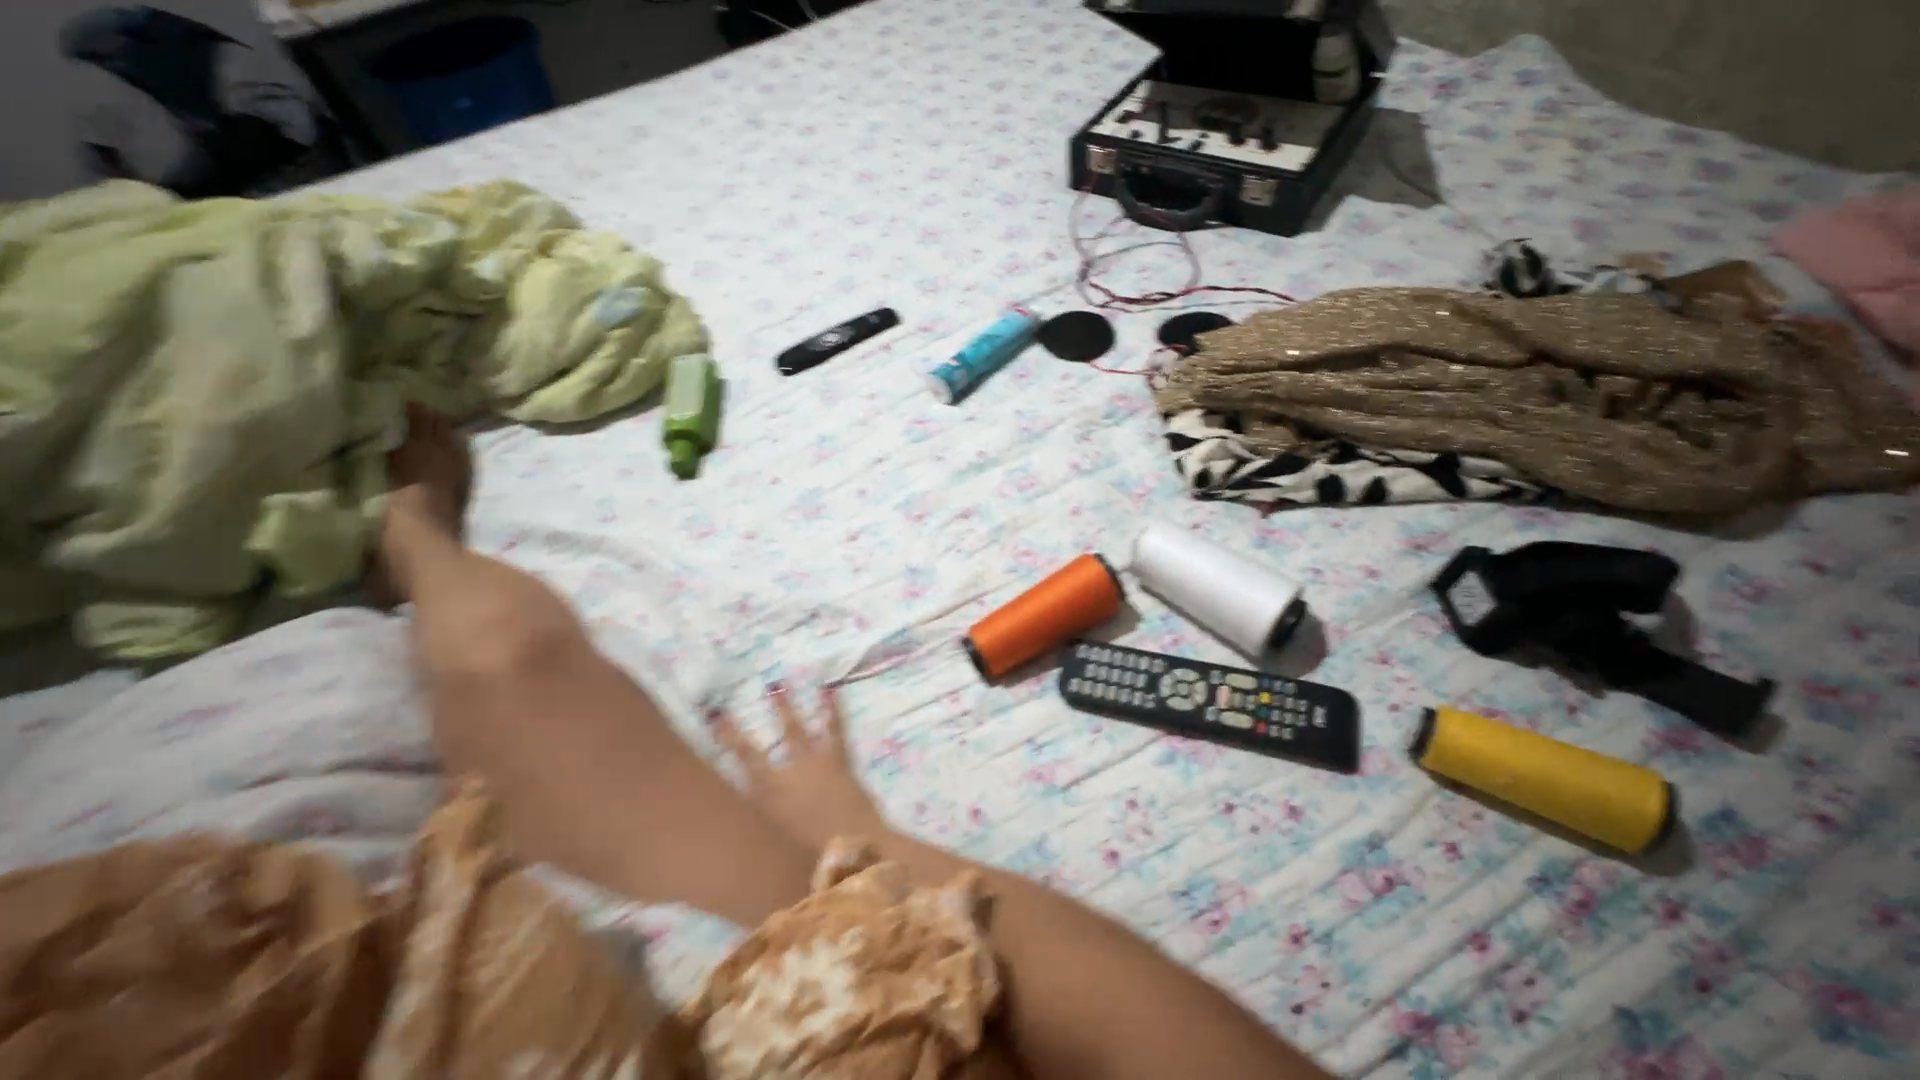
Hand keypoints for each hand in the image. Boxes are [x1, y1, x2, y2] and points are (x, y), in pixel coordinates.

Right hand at [707, 683, 886, 853]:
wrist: (852, 853)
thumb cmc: (813, 856)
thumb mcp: (778, 842)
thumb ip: (759, 825)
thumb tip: (736, 815)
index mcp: (767, 802)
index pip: (738, 772)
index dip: (724, 745)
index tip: (712, 722)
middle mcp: (785, 779)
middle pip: (758, 750)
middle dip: (740, 731)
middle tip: (727, 704)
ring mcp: (812, 766)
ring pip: (796, 731)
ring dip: (786, 708)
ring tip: (778, 686)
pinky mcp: (838, 762)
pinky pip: (835, 730)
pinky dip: (833, 709)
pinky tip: (830, 689)